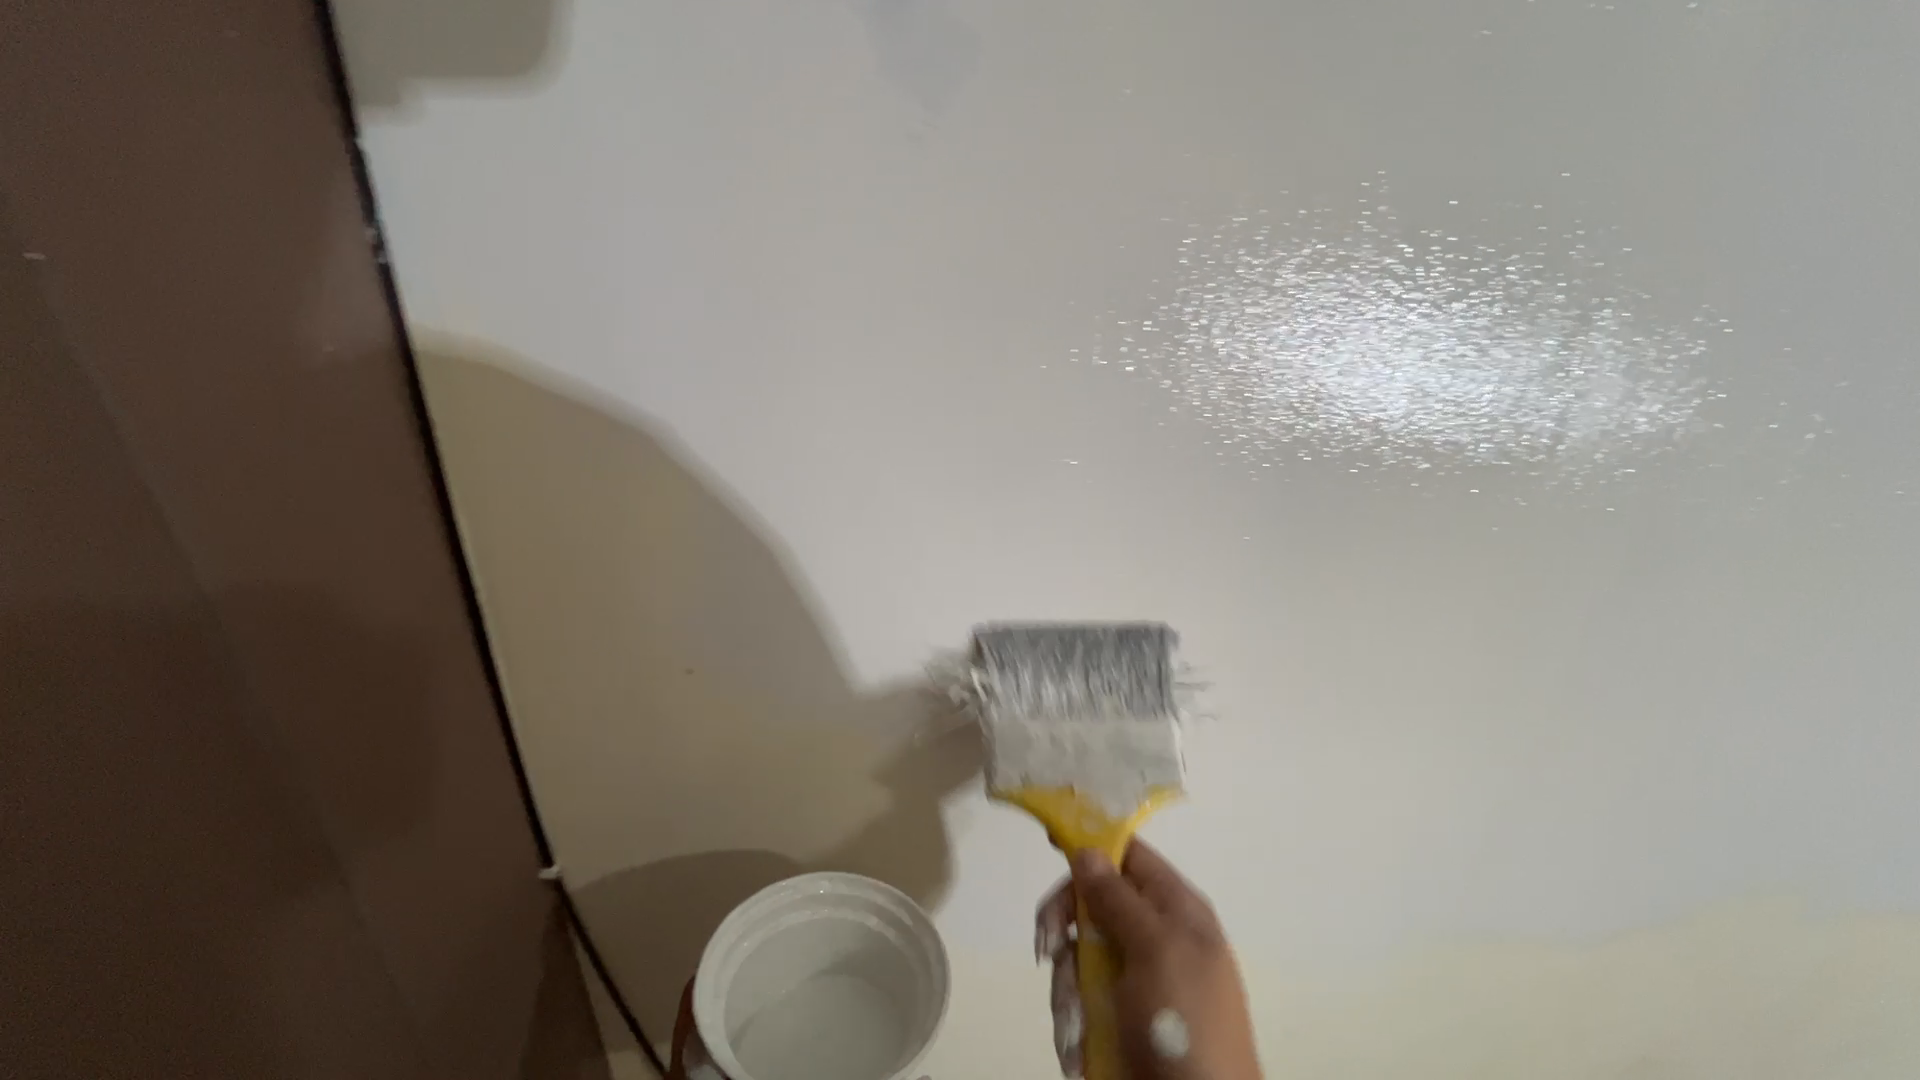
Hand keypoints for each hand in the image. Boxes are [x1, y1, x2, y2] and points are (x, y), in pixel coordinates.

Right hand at [1035, 841, 1260, 1079]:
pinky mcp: (1114, 1018)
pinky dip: (1072, 1020)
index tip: (1052, 847)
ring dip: (1067, 987)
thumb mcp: (1155, 950)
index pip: (1129, 855)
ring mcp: (1133, 980)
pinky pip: (1076, 998)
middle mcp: (1153, 936)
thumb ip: (1117, 898)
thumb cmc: (1184, 1026)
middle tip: (1048, 949)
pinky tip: (1080, 1046)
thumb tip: (1087, 849)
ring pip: (1075, 954)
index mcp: (1175, 910)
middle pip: (1091, 902)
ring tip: (1080, 1021)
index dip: (1092, 846)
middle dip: (1065, 927)